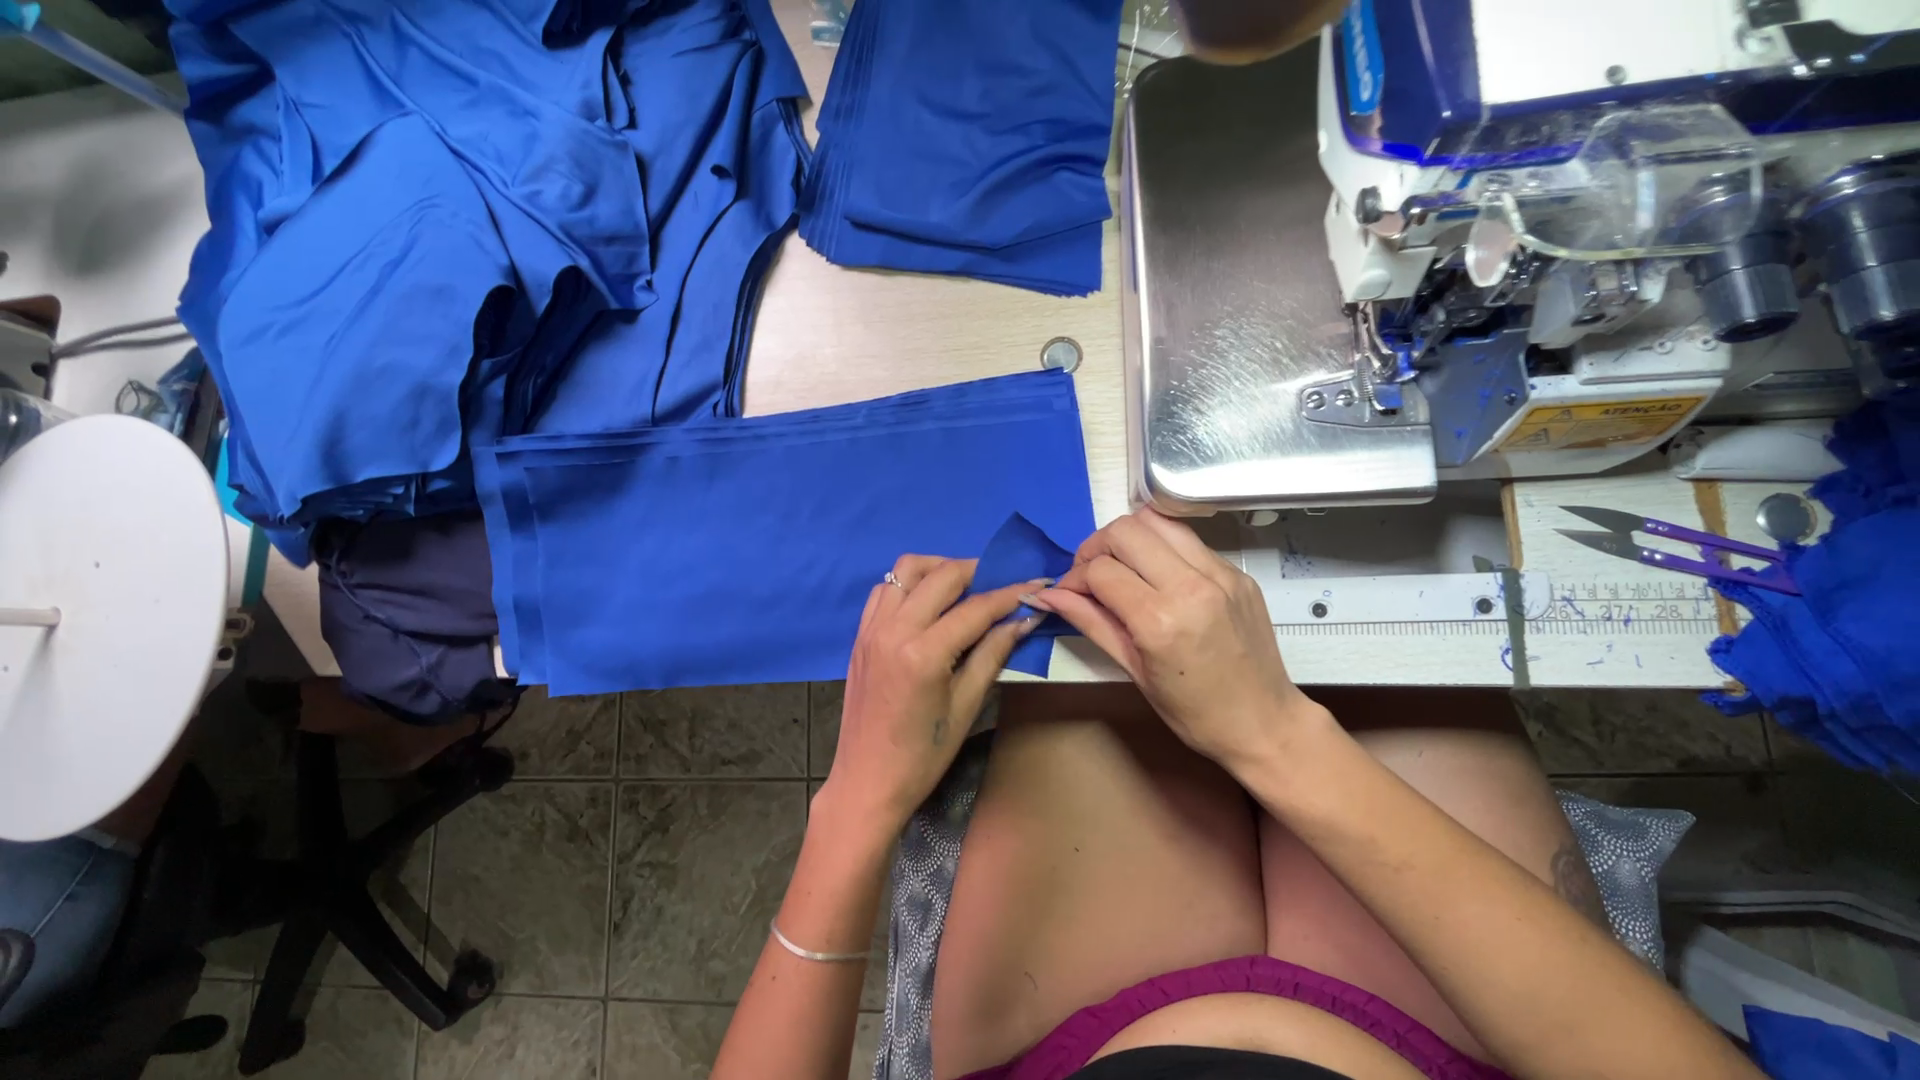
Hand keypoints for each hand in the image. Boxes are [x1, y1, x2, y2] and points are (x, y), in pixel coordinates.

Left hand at [820, 555, 1046, 826]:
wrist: (866, 782)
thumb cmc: (923, 756)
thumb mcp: (966, 706)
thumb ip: (993, 654)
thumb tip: (1024, 618)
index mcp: (922, 653)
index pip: (976, 608)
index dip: (1011, 593)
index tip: (1038, 585)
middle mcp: (894, 629)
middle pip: (942, 575)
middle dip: (978, 572)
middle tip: (1003, 586)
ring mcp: (871, 628)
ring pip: (907, 570)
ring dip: (940, 569)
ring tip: (965, 588)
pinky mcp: (860, 634)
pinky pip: (885, 589)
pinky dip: (910, 584)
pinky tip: (929, 603)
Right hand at [1028, 508, 1322, 770]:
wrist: (1264, 722)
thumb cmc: (1193, 712)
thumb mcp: (1133, 671)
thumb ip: (1090, 622)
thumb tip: (1047, 595)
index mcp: (1160, 621)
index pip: (1100, 570)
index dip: (1075, 578)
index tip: (1069, 593)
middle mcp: (1191, 586)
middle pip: (1125, 531)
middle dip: (1097, 547)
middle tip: (1092, 575)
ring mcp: (1220, 574)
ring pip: (1158, 522)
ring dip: (1129, 537)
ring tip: (1122, 567)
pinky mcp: (1237, 572)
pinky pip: (1188, 540)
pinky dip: (1161, 548)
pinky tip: (1157, 576)